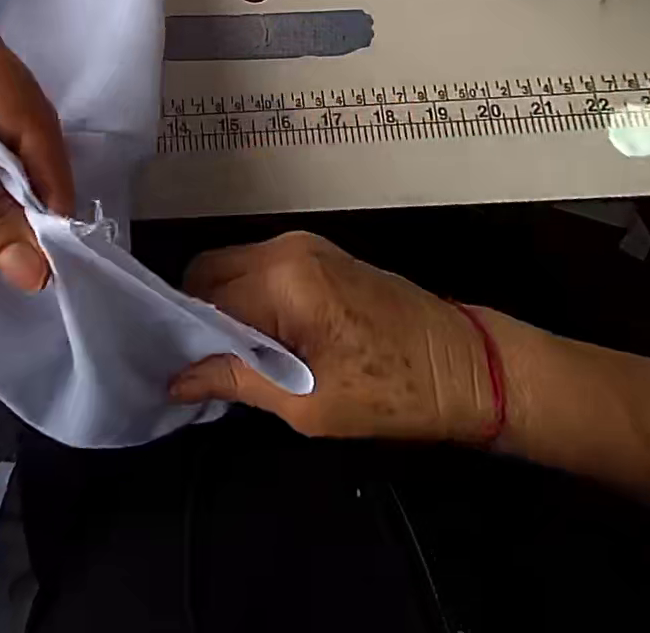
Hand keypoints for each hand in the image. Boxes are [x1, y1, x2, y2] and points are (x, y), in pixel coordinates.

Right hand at [168, 232, 497, 441]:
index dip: (188, 333)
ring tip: (236, 348)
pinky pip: (255, 266)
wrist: (473, 368)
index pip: (204, 297)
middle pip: (207, 271)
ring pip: (228, 265)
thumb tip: (177, 380)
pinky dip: (245, 294)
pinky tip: (262, 331)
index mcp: (283, 280)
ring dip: (222, 302)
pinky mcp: (314, 251)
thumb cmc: (395, 393)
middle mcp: (284, 249)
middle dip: (199, 312)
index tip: (181, 364)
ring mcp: (300, 244)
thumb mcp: (308, 404)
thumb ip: (234, 381)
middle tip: (207, 358)